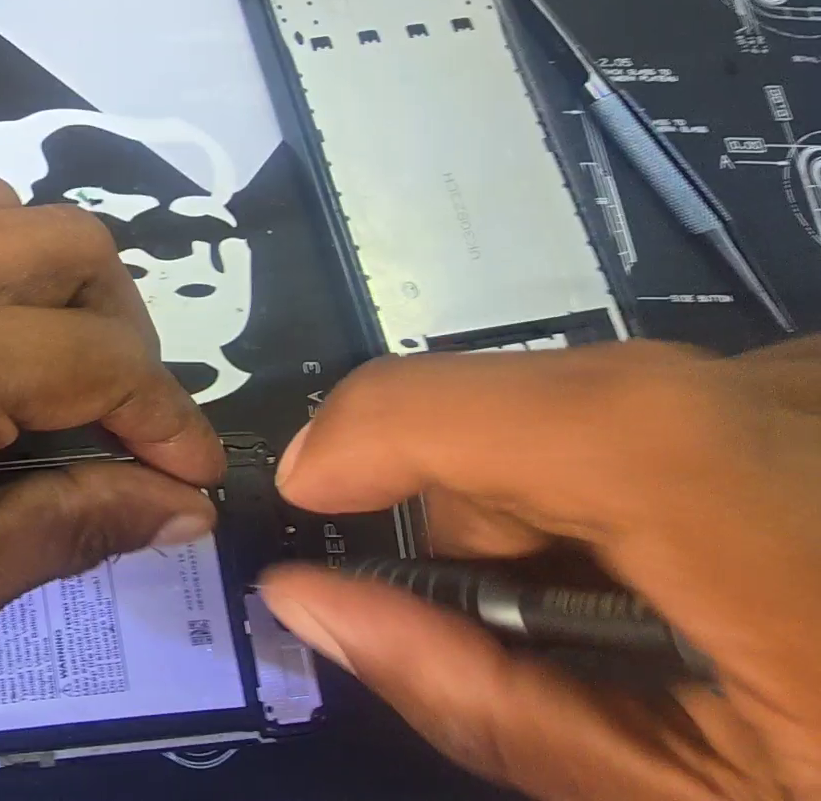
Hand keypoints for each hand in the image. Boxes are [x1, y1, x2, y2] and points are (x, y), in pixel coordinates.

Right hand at [258, 338, 820, 800]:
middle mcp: (761, 382)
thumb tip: (300, 603)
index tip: (310, 516)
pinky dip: (638, 481)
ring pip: (581, 402)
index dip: (343, 452)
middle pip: (503, 407)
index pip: (437, 404)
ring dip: (555, 501)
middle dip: (470, 512)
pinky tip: (733, 576)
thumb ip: (469, 692)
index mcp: (710, 479)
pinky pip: (667, 405)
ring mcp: (814, 377)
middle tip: (532, 629)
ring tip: (655, 621)